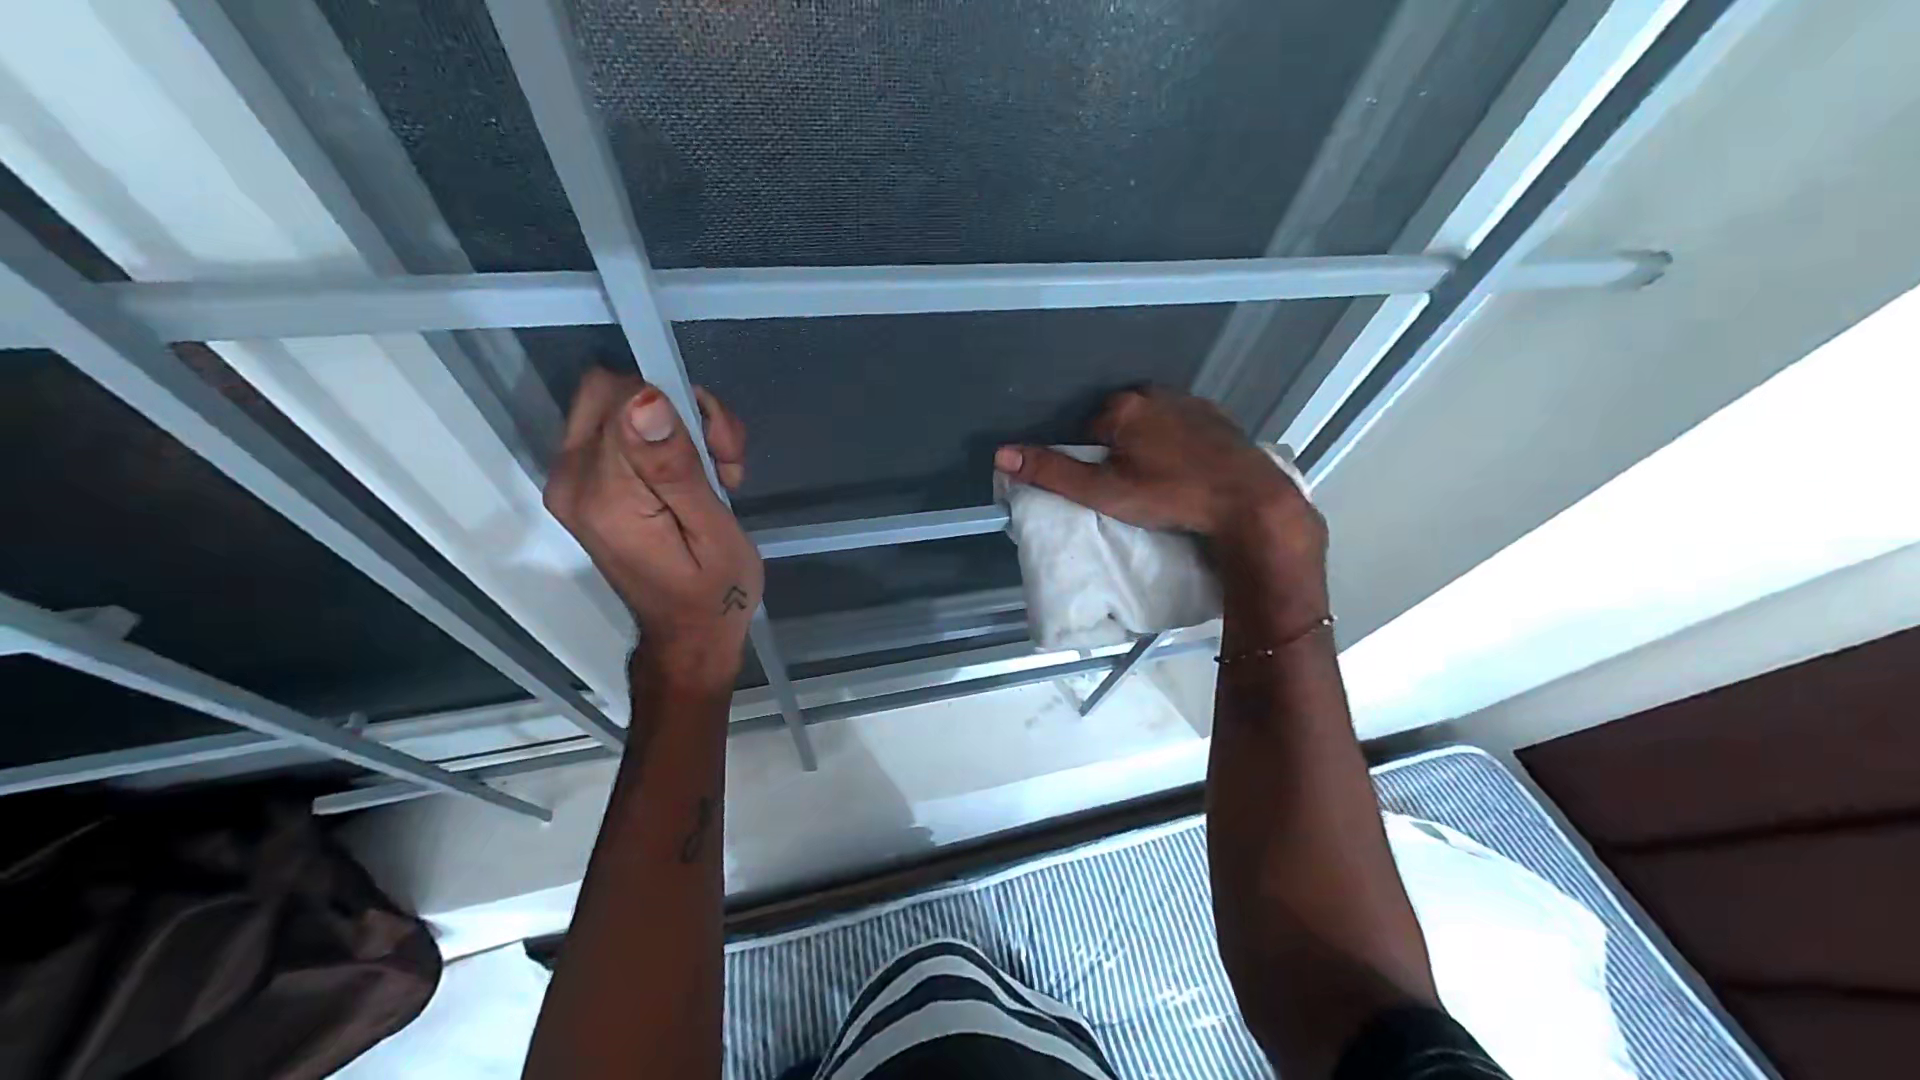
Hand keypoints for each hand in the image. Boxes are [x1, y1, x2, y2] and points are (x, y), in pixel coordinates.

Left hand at [544, 369, 760, 690]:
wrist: (689, 635)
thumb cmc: (713, 593)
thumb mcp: (712, 532)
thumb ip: (676, 468)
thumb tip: (645, 400)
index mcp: (604, 493)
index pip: (626, 398)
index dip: (681, 409)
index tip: (720, 452)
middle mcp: (571, 478)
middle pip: (614, 391)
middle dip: (678, 409)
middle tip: (721, 458)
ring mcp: (572, 481)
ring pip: (620, 405)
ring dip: (679, 425)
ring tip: (718, 473)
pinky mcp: (586, 484)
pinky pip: (620, 429)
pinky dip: (665, 439)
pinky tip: (698, 476)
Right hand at [994, 386, 1326, 593]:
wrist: (1249, 502)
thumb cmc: (1171, 495)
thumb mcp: (1104, 492)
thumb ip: (1052, 473)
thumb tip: (1001, 454)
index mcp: (1123, 407)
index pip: (1087, 432)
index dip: (1093, 463)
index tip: (1109, 489)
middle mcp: (1155, 393)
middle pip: (1119, 425)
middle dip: (1120, 452)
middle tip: (1135, 490)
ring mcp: (1191, 402)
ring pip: (1152, 425)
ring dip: (1150, 449)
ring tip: (1163, 484)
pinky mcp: (1218, 418)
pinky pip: (1183, 428)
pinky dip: (1179, 446)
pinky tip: (1188, 473)